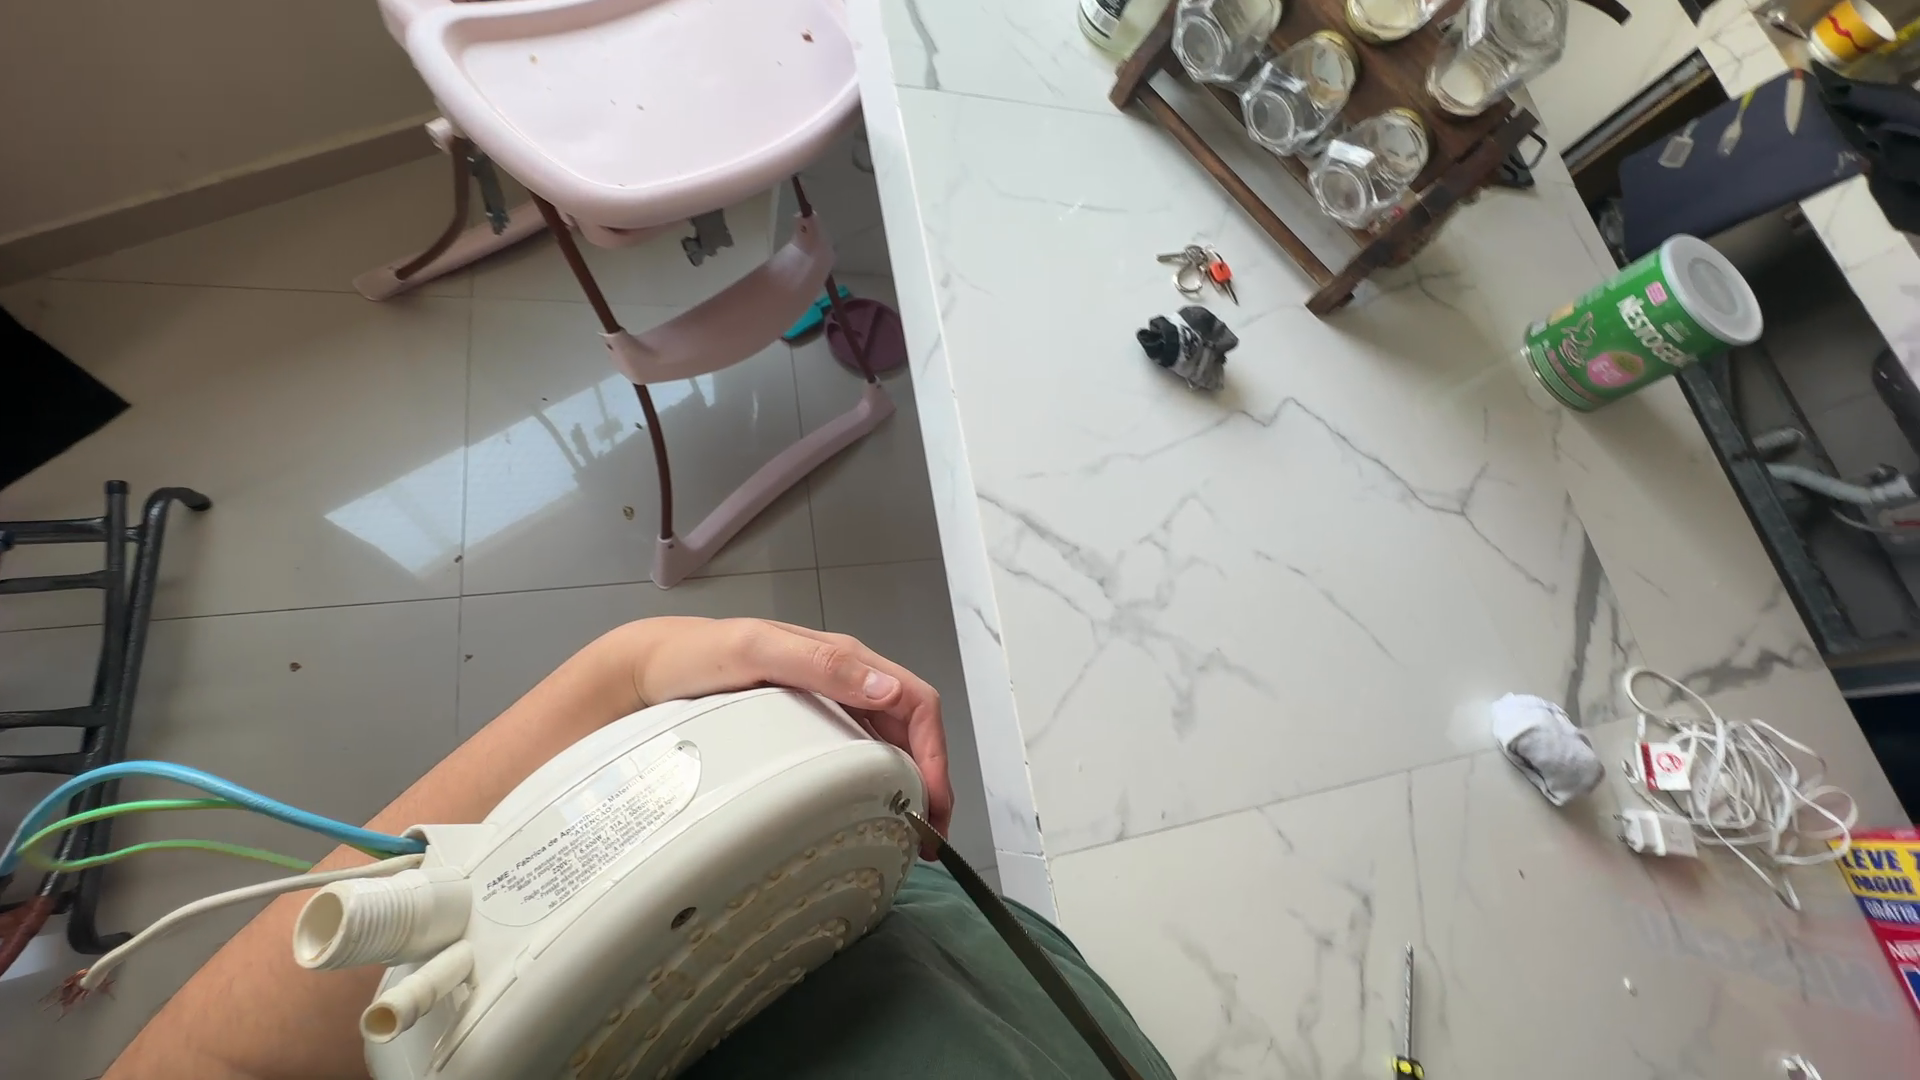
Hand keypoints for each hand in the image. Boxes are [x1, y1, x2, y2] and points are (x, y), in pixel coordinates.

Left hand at [615, 617, 952, 855]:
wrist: (650, 671)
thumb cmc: (699, 656)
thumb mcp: (759, 650)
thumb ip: (821, 664)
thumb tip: (888, 690)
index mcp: (845, 659)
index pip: (914, 701)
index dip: (935, 752)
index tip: (933, 805)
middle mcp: (845, 682)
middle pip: (909, 728)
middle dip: (930, 779)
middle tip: (926, 836)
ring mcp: (825, 706)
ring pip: (887, 745)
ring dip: (908, 785)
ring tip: (906, 834)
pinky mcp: (805, 729)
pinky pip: (855, 755)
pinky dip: (875, 784)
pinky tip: (868, 811)